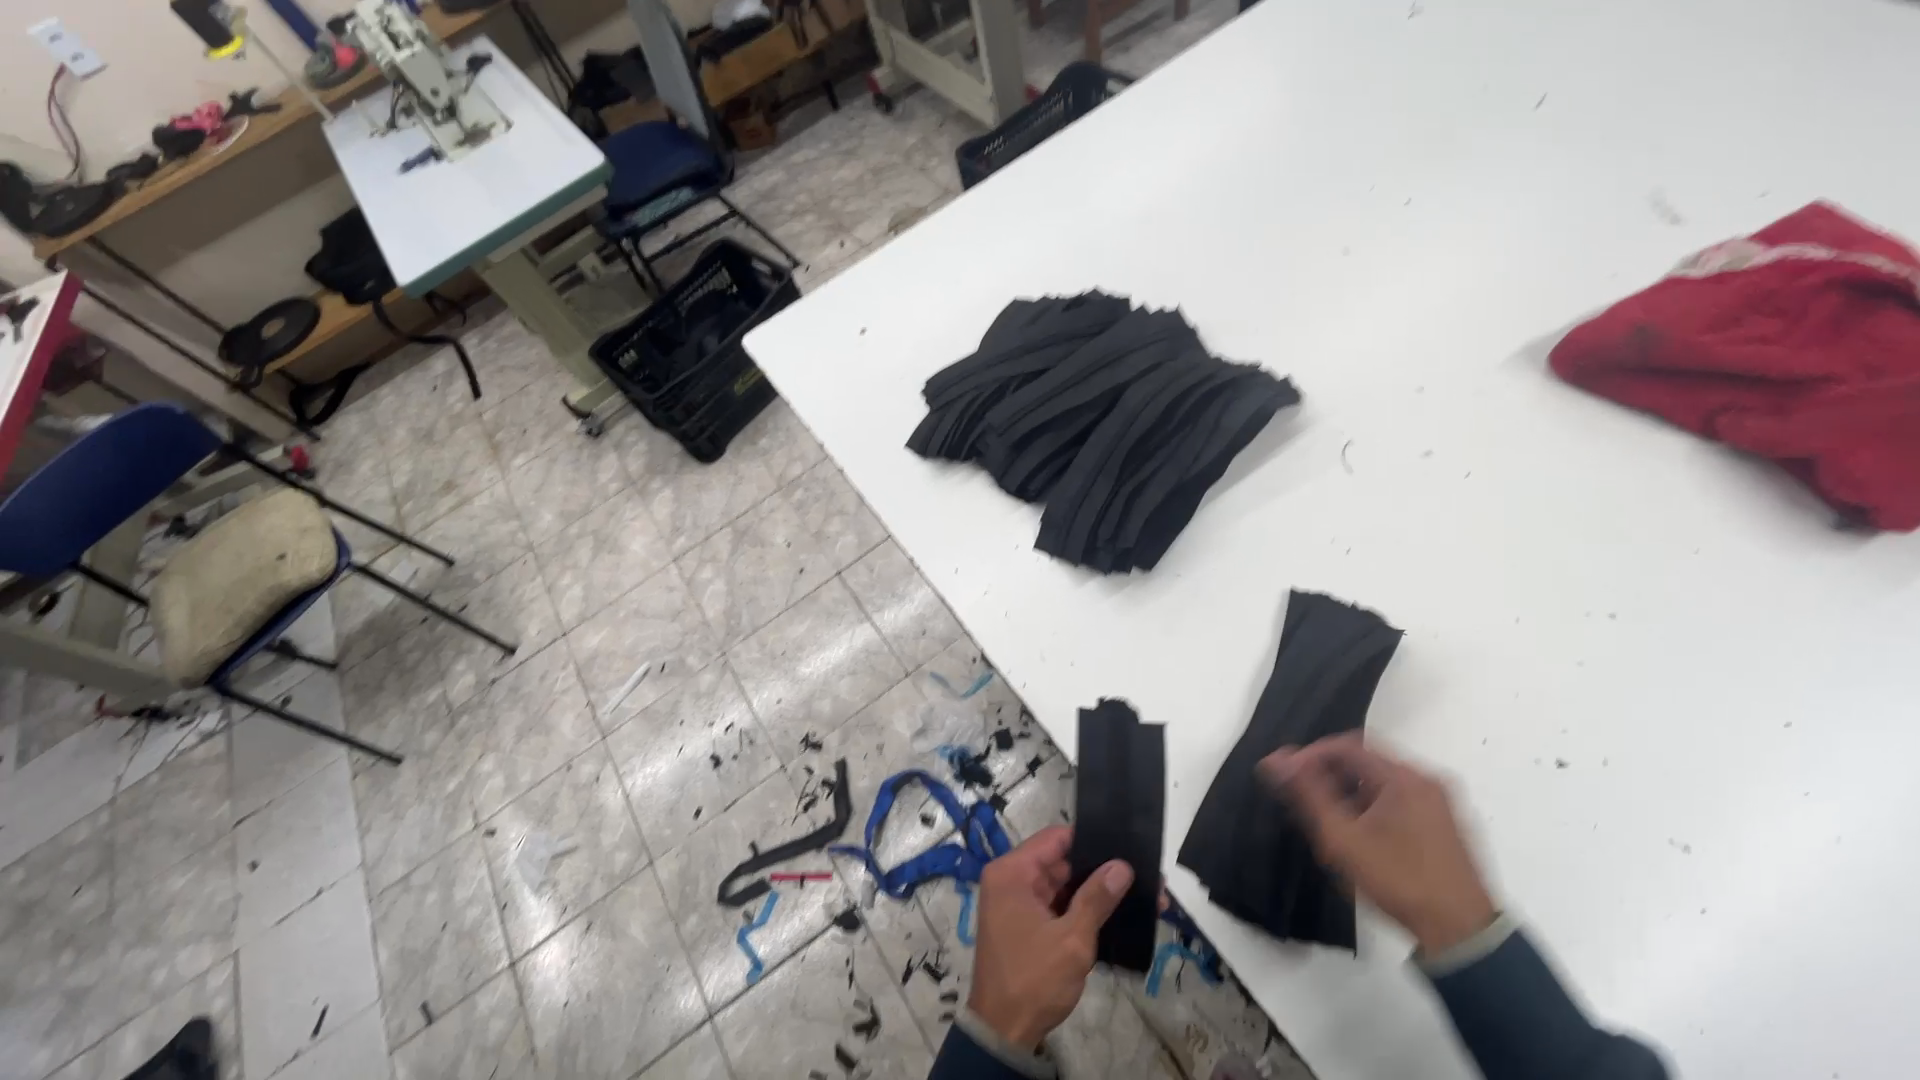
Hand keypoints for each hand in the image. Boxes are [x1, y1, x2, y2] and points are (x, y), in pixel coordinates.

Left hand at [966, 826, 1131, 1048]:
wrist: (1004, 1031)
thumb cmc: (1033, 979)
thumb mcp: (1071, 939)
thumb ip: (1097, 899)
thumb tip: (1123, 866)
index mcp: (1012, 873)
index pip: (1055, 839)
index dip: (1091, 840)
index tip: (1127, 844)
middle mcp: (1011, 880)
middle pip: (1062, 862)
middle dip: (1101, 870)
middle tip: (1146, 875)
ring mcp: (1018, 903)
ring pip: (1064, 885)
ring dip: (1096, 892)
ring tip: (1142, 894)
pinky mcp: (1026, 924)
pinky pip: (1058, 906)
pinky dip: (1083, 910)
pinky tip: (1118, 914)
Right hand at [1259, 734, 1495, 953]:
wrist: (1461, 934)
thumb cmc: (1398, 880)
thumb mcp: (1343, 837)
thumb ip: (1307, 794)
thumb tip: (1276, 759)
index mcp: (1406, 777)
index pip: (1347, 746)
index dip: (1310, 756)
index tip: (1285, 777)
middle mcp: (1427, 780)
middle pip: (1366, 762)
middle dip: (1328, 777)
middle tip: (1302, 802)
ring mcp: (1440, 803)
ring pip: (1381, 783)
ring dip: (1348, 794)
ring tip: (1327, 822)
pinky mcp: (1445, 825)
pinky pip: (1399, 800)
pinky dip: (1371, 807)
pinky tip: (1358, 835)